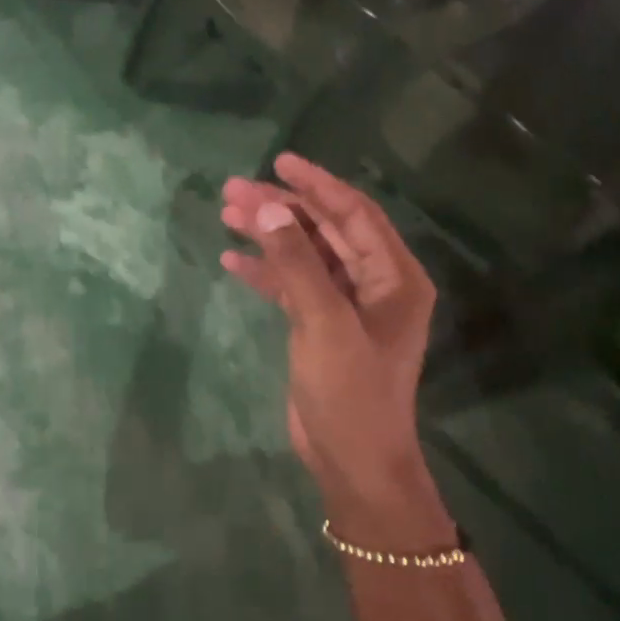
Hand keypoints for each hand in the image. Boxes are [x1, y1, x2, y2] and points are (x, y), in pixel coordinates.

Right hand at [221, 153, 450, 547]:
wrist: (353, 460)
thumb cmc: (351, 391)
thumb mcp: (324, 322)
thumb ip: (296, 262)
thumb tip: (267, 206)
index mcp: (394, 278)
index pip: (355, 214)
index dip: (318, 184)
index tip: (278, 161)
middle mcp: (374, 285)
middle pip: (326, 229)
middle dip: (282, 207)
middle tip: (232, 189)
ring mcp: (346, 306)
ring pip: (305, 254)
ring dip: (268, 233)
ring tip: (225, 213)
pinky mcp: (319, 326)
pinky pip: (291, 284)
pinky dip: (264, 270)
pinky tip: (231, 260)